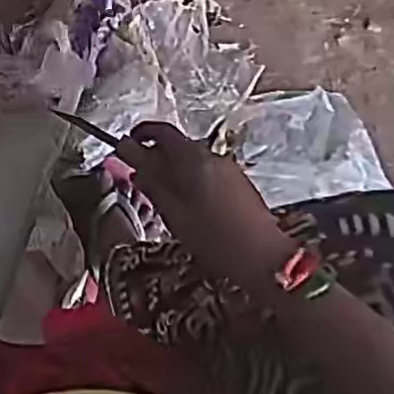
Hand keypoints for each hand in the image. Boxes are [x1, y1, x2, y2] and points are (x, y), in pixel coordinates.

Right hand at [118, 122, 294, 290]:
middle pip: (175, 144)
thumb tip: (128, 154)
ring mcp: (227, 169)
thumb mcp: (173, 210)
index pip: (160, 131)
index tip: (125, 148)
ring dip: (171, 168)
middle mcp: (211, 156)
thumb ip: (149, 179)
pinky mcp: (238, 183)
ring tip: (161, 194)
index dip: (140, 135)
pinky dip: (189, 178)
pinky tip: (186, 202)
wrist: (268, 262)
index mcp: (192, 158)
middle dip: (154, 155)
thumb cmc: (213, 237)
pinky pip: (205, 170)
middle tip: (139, 176)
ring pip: (190, 159)